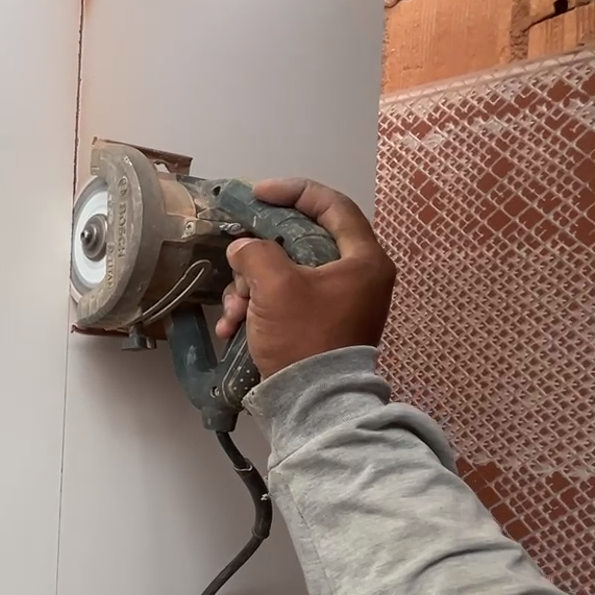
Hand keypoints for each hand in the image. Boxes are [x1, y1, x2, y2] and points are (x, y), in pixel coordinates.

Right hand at [214, 178, 395, 377]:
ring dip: (248, 289)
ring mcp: (334, 302)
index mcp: (363, 259)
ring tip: (233, 314)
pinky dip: (254, 310)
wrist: (312, 402)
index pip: (332, 206)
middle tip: (235, 263)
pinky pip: (279, 301)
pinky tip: (232, 328)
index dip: (293, 192)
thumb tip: (243, 249)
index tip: (258, 194)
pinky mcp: (315, 324)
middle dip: (257, 258)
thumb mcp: (275, 286)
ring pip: (282, 274)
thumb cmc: (303, 336)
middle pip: (298, 244)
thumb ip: (255, 253)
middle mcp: (355, 276)